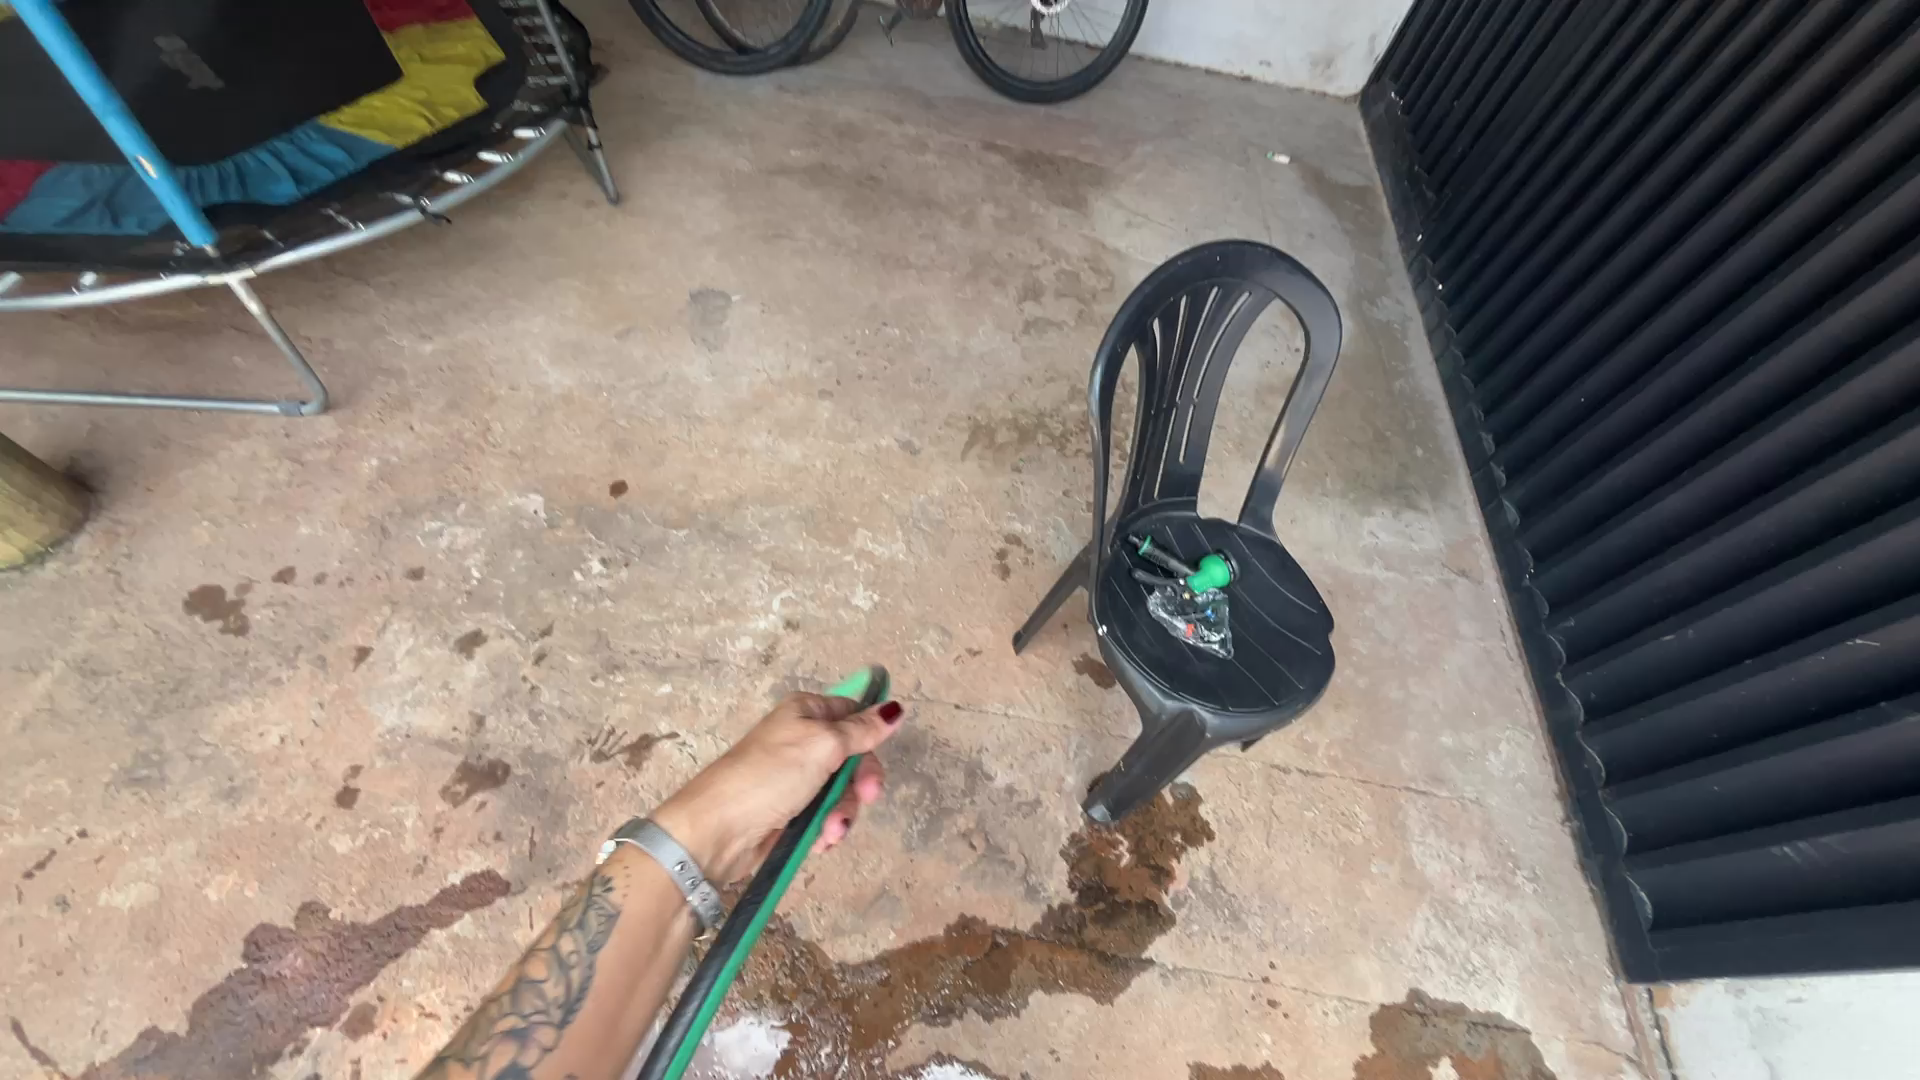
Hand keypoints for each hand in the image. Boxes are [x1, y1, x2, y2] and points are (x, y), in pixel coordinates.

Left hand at [651, 692, 903, 883]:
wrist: (716, 831)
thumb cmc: (770, 775)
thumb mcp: (823, 745)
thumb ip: (863, 730)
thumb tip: (896, 707)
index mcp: (806, 712)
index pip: (853, 714)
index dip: (870, 736)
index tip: (877, 756)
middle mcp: (802, 740)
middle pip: (853, 757)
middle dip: (859, 783)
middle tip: (865, 798)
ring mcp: (796, 778)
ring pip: (842, 791)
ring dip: (843, 812)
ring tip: (830, 831)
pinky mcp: (790, 812)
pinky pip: (824, 815)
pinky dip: (827, 828)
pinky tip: (820, 841)